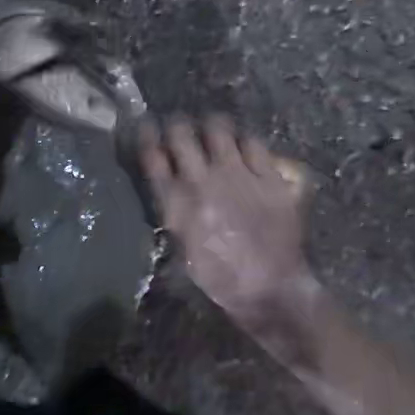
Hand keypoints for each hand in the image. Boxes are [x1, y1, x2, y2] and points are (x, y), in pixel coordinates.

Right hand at [136, 114, 311, 319]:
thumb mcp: (183, 245)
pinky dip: (244, 140)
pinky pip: (253, 142)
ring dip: (211, 126)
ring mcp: (238, 175)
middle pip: (181, 134)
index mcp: (177, 203)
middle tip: (181, 127)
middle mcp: (204, 182)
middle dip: (177, 126)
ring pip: (219, 129)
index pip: (152, 156)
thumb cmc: (220, 275)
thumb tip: (170, 180)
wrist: (268, 288)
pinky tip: (243, 145)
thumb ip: (174, 209)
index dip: (146, 136)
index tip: (147, 128)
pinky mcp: (268, 176)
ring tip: (213, 129)